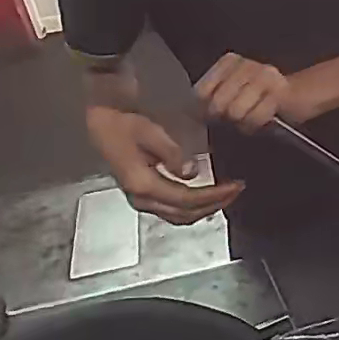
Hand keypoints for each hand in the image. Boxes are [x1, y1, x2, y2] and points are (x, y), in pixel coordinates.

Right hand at [85, 107, 243, 223]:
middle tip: (236, 191)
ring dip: (205, 209)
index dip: (213, 196)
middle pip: (185, 213)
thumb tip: (192, 173)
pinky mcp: (143, 197)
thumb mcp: (150, 133)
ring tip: (227, 195)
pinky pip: (173, 211)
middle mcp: (141, 199)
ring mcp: (141, 201)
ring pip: (179, 216)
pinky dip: (194, 207)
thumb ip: (172, 154)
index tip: (234, 187)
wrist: (101, 122)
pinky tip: (207, 197)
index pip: (187, 199)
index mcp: (142, 185)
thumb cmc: (124, 124)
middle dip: (214, 205)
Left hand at [194, 53, 313, 132]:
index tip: (214, 116)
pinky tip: (263, 120)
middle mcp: (245, 65)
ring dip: (243, 122)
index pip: (201, 91)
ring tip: (251, 118)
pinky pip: (255, 118)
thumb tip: (194, 114)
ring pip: (235, 111)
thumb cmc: (264, 96)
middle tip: (236, 118)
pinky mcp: (278, 93)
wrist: (303, 94)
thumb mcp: (236, 91)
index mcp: (231, 61)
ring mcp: (263, 77)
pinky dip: (257, 124)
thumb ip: (215, 97)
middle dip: (225, 117)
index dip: (204, 109)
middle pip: (218, 103)